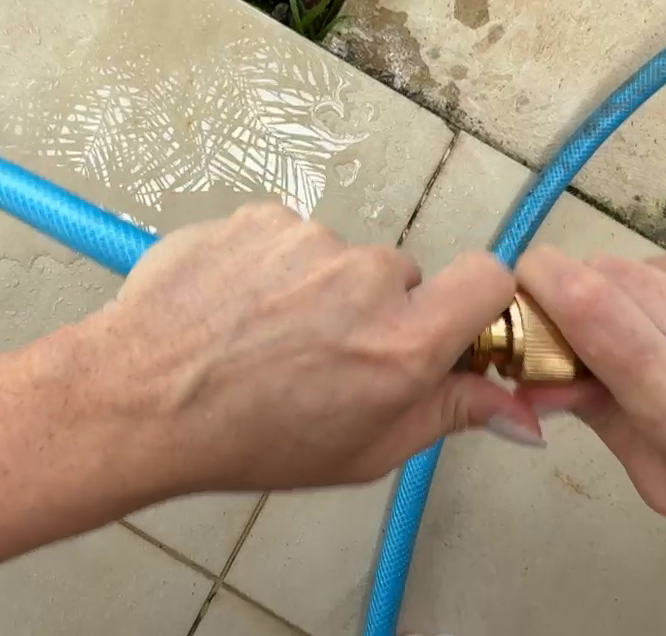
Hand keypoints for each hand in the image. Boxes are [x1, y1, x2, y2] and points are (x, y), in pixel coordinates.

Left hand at [79, 202, 539, 491]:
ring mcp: (308, 237)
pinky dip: (272, 263)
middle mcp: (364, 277)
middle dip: (376, 308)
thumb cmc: (249, 437)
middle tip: (323, 348)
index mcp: (401, 340)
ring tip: (264, 330)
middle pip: (400, 275)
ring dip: (316, 286)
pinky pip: (287, 237)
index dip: (477, 298)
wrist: (142, 395)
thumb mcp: (362, 450)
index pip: (489, 278)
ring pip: (337, 257)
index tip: (450, 322)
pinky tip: (236, 302)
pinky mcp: (261, 215)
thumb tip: (524, 413)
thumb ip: (448, 415)